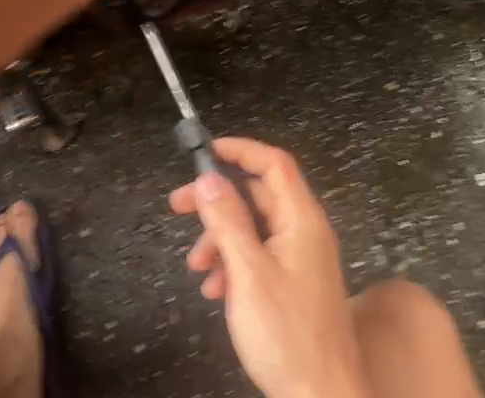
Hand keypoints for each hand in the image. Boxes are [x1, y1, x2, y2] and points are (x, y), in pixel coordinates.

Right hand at [169, 138, 365, 397]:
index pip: (274, 163)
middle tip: (178, 206)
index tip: (205, 151)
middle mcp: (306, 231)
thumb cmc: (285, 334)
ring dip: (221, 238)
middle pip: (259, 194)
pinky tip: (215, 290)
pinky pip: (261, 256)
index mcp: (302, 220)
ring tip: (197, 266)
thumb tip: (208, 177)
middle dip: (218, 200)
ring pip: (256, 228)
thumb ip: (228, 221)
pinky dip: (235, 263)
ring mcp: (302, 258)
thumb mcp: (248, 274)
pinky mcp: (296, 283)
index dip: (240, 150)